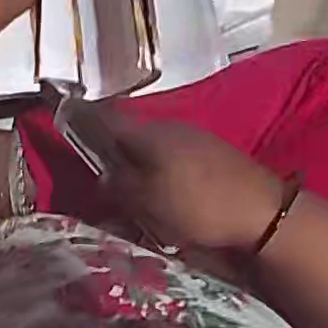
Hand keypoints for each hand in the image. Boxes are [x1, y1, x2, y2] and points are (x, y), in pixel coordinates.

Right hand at [98, 112, 286, 253]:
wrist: (264, 212)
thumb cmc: (199, 206)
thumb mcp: (148, 202)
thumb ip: (119, 185)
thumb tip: (103, 174)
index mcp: (148, 134)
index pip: (104, 117)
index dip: (81, 116)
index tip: (62, 115)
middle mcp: (168, 126)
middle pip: (127, 131)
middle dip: (108, 146)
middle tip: (95, 167)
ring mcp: (192, 136)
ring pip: (149, 144)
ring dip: (135, 159)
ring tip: (127, 185)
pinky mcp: (210, 152)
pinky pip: (169, 154)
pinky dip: (156, 166)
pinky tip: (160, 188)